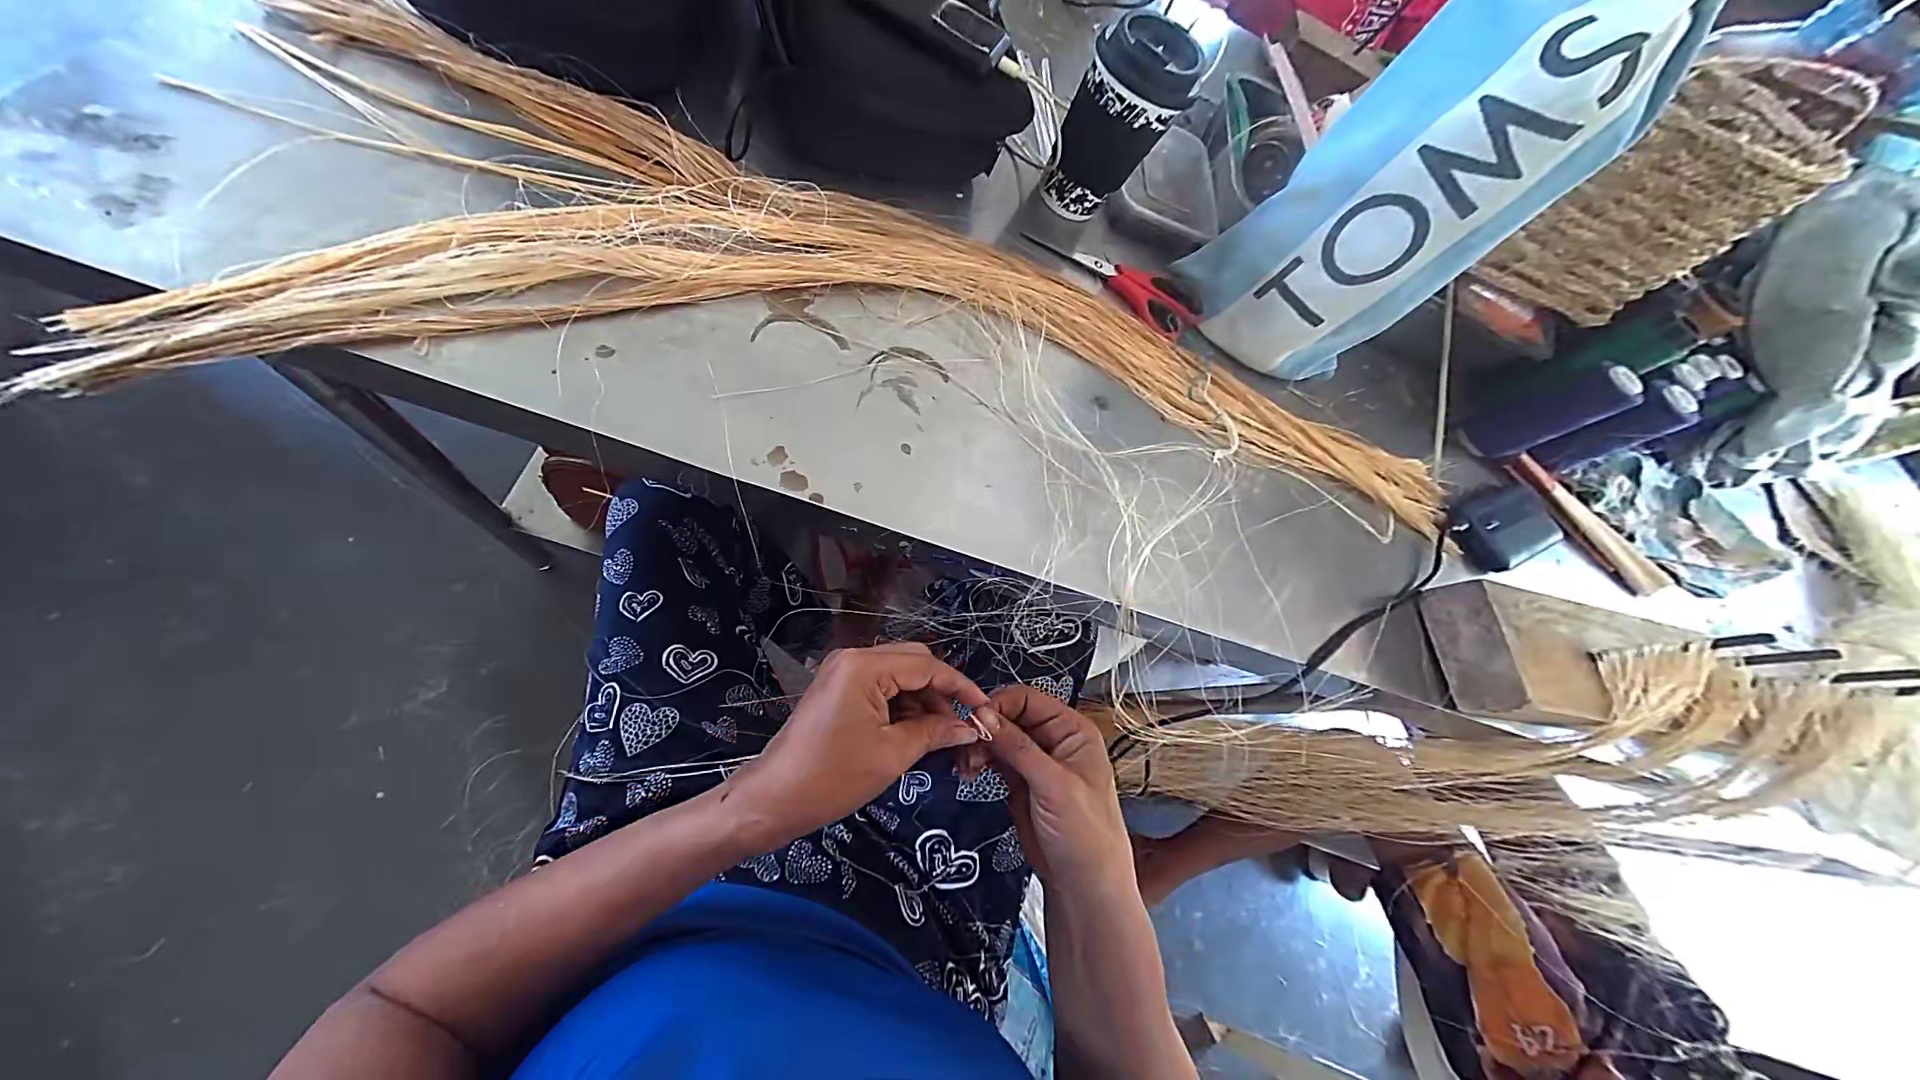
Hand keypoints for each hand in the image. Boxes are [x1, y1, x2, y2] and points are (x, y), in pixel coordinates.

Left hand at [720, 643, 987, 849]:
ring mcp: (842, 672)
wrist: (772, 800)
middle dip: (941, 693)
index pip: (927, 665)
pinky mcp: (837, 689)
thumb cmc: (832, 778)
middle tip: (959, 727)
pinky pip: (880, 688)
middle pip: (914, 663)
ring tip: (938, 736)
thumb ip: (935, 732)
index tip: (984, 710)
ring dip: (922, 701)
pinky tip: (913, 733)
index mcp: (865, 666)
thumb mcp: (892, 755)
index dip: (961, 687)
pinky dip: (901, 707)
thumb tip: (969, 727)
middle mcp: (853, 659)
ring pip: (899, 676)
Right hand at [977, 687, 1132, 889]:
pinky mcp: (1020, 780)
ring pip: (998, 736)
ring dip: (978, 745)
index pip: (1029, 699)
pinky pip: (994, 758)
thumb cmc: (1085, 833)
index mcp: (1072, 730)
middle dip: (985, 728)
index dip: (1000, 706)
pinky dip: (979, 761)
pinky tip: (970, 772)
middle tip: (967, 749)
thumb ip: (1018, 748)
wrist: (1084, 884)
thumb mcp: (1053, 786)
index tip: (974, 722)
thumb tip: (983, 714)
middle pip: (1010, 715)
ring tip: (968, 766)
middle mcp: (1054, 739)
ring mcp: (1035, 760)